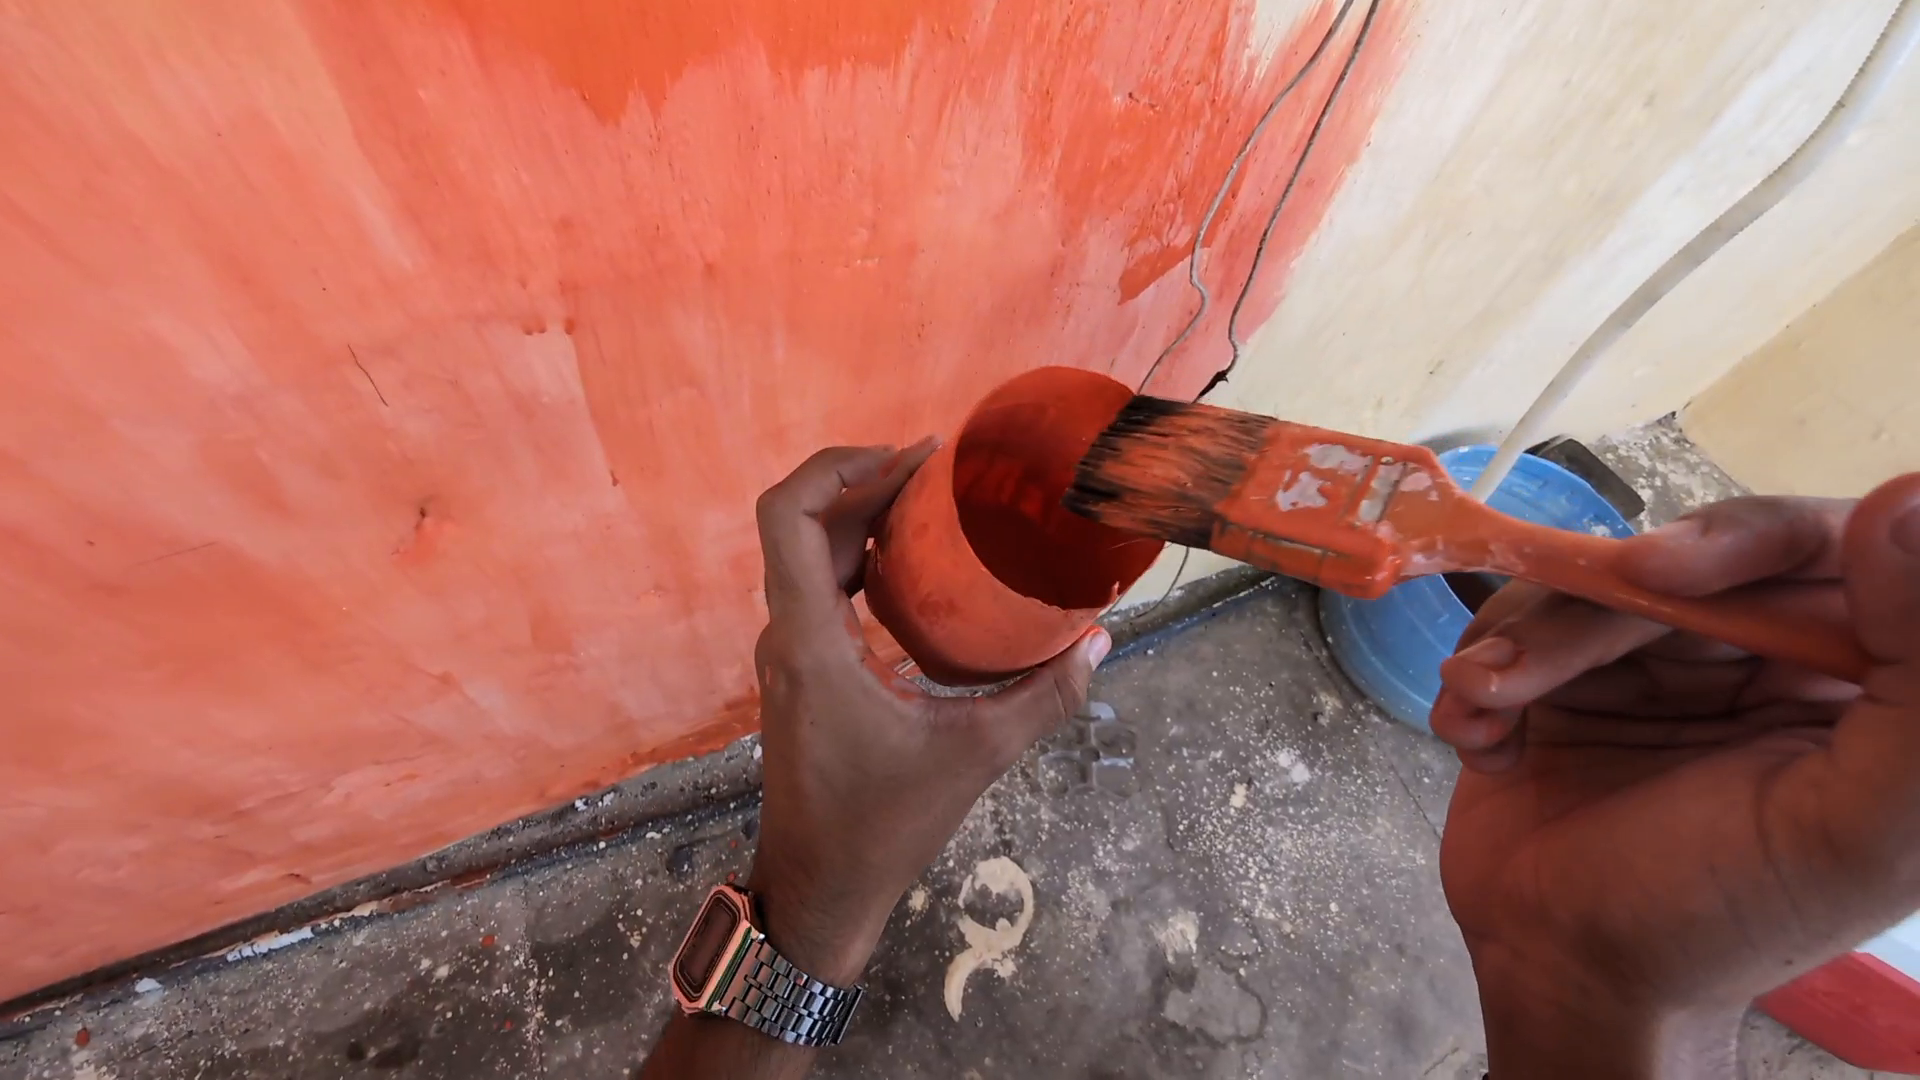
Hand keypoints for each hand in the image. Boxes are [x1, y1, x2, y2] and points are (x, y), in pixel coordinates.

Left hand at [747, 441, 1109, 985]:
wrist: (818, 887)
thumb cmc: (884, 824)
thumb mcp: (976, 756)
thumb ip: (1045, 698)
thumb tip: (1099, 640)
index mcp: (811, 639)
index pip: (787, 516)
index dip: (836, 466)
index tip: (905, 456)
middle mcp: (786, 632)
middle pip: (802, 523)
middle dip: (864, 482)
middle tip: (937, 467)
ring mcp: (788, 650)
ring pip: (809, 554)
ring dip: (861, 517)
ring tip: (931, 499)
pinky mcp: (801, 667)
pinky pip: (821, 586)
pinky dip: (860, 557)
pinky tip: (913, 563)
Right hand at [1430, 475, 1919, 1078]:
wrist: (1560, 959)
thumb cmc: (1716, 911)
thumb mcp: (1855, 821)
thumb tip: (1913, 502)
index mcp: (1842, 682)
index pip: (1810, 558)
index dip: (1731, 543)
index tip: (1652, 571)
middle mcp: (1735, 659)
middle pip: (1651, 576)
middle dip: (1571, 625)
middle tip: (1509, 676)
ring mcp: (1628, 667)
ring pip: (1557, 601)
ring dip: (1506, 656)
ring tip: (1480, 714)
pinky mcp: (1541, 682)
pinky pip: (1495, 638)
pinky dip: (1472, 684)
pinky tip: (1470, 738)